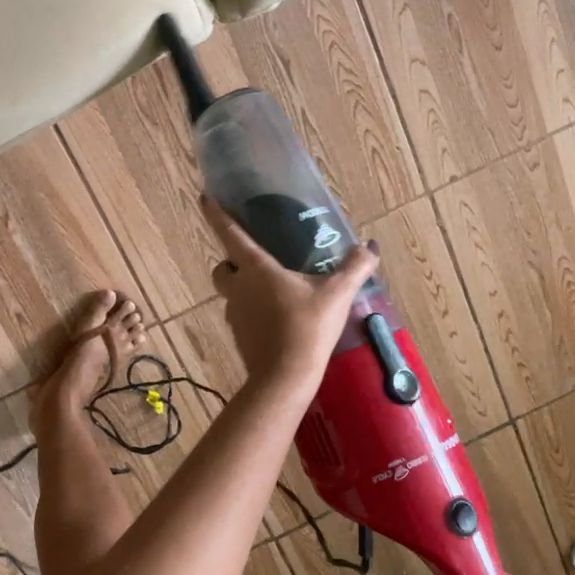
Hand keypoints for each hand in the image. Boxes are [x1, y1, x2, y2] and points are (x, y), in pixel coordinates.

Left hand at [200, 195, 378, 385]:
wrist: (285, 377)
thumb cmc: (307, 327)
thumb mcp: (337, 294)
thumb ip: (354, 267)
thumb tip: (370, 246)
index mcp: (255, 268)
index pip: (229, 233)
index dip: (215, 213)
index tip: (204, 197)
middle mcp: (239, 287)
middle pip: (222, 267)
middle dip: (230, 261)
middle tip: (254, 261)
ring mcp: (235, 314)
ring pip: (231, 293)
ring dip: (244, 288)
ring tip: (274, 291)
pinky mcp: (240, 337)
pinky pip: (241, 316)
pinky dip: (253, 313)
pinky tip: (277, 319)